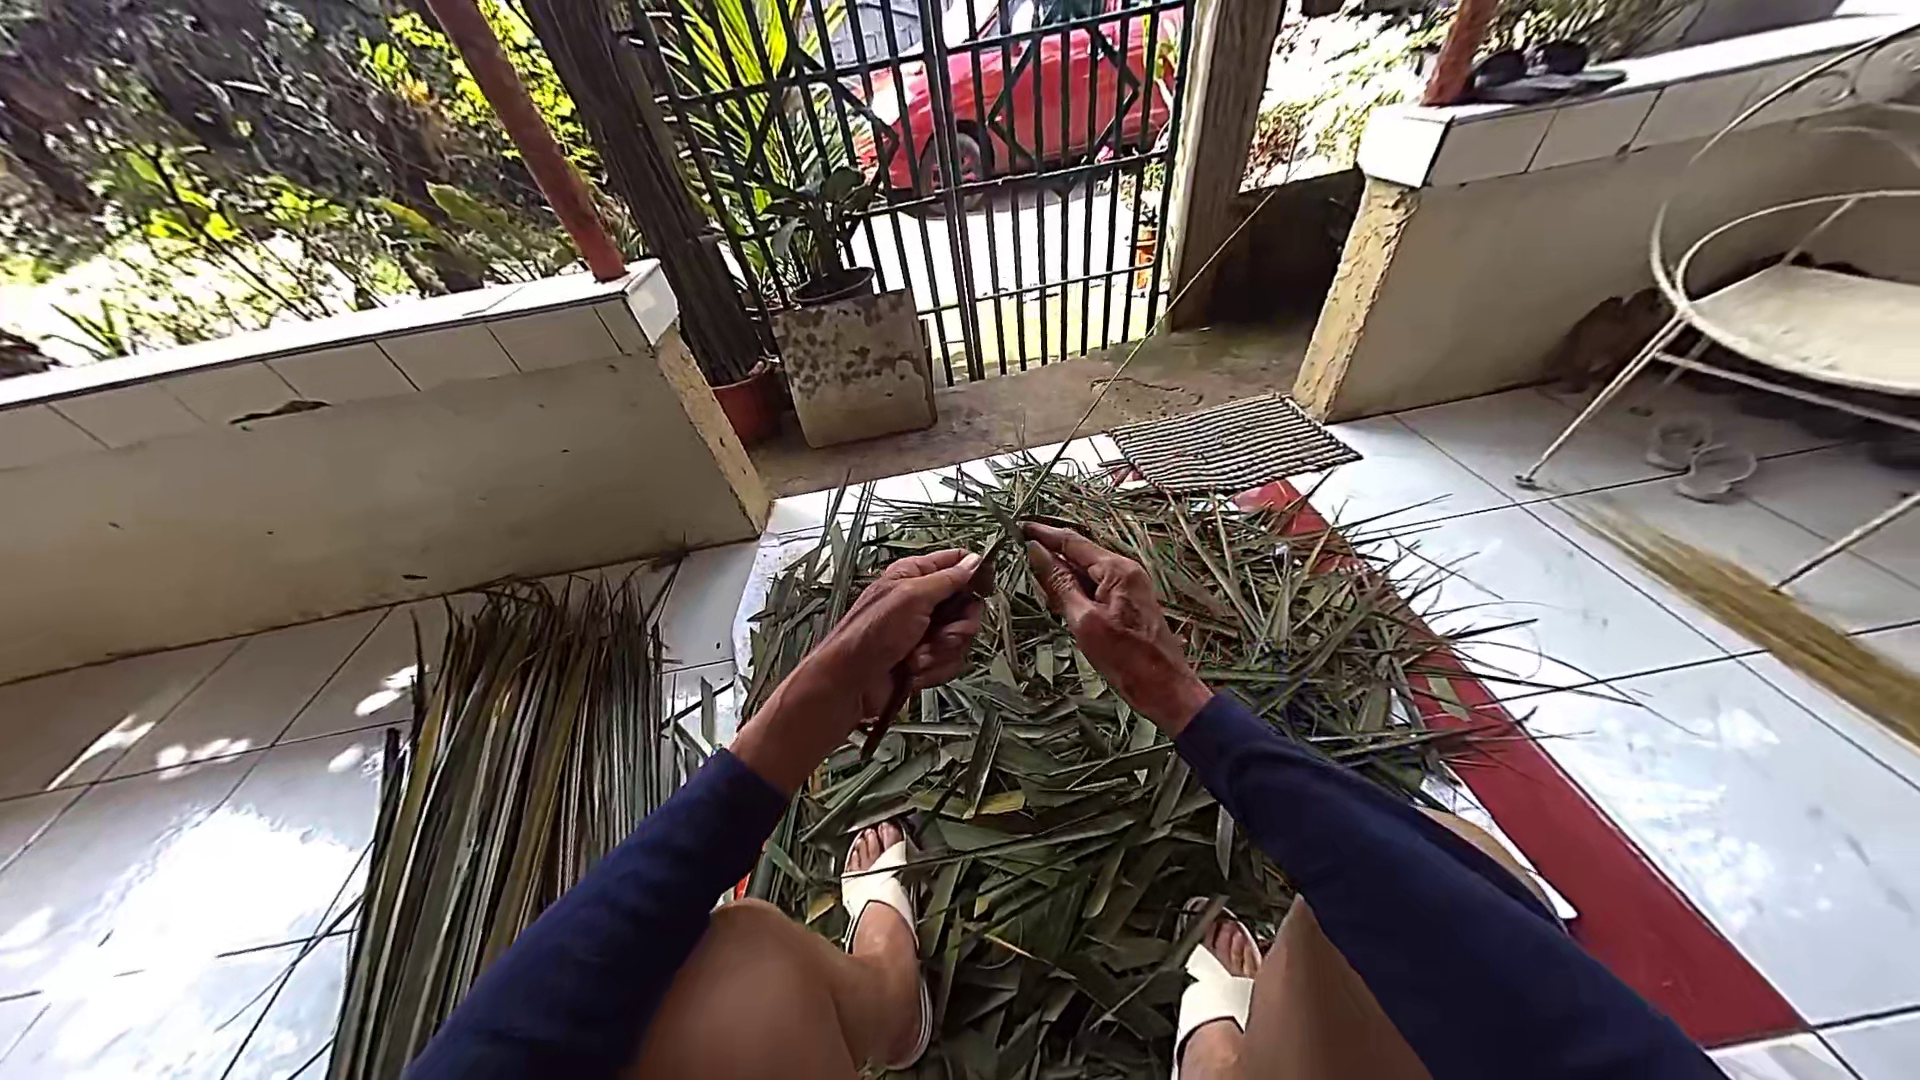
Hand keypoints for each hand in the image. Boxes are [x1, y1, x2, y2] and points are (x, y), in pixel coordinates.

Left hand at [733, 549, 984, 792]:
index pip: (955, 562)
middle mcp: (921, 600)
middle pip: (966, 605)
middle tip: (941, 634)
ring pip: (961, 637)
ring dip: (942, 651)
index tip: (983, 588)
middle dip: (958, 626)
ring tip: (917, 657)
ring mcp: (924, 630)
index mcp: (914, 575)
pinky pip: (951, 660)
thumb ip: (947, 579)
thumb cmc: (871, 635)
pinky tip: (914, 670)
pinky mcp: (926, 657)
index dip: (974, 574)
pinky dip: (935, 668)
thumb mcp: (911, 597)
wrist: (851, 684)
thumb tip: (973, 561)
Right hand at [1023, 522, 1211, 735]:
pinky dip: (1075, 593)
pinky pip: (1095, 588)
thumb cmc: (1128, 659)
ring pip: (1085, 573)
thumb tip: (1036, 553)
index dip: (1044, 534)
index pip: (1072, 542)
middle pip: (1079, 555)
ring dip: (1061, 578)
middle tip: (1022, 563)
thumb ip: (1059, 584)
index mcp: (1118, 570)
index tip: (1020, 528)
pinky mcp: (1128, 603)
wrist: (1165, 689)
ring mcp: (1129, 587)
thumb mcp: (1083, 620)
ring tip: (1041, 592)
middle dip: (1050, 558)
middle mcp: (1126, 572)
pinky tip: (1062, 606)